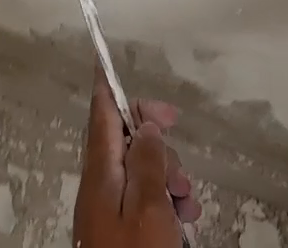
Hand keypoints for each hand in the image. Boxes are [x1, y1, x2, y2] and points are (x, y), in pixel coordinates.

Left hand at [73, 64, 201, 247]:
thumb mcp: (148, 207)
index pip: (100, 113)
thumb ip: (147, 161)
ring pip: (142, 170)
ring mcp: (109, 208)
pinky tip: (183, 216)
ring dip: (169, 177)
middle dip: (159, 144)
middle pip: (127, 140)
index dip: (107, 85)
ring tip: (187, 203)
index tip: (107, 58)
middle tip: (180, 171)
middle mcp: (100, 184)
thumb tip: (144, 122)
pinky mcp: (121, 229)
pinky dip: (166, 199)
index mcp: (100, 171)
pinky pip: (145, 198)